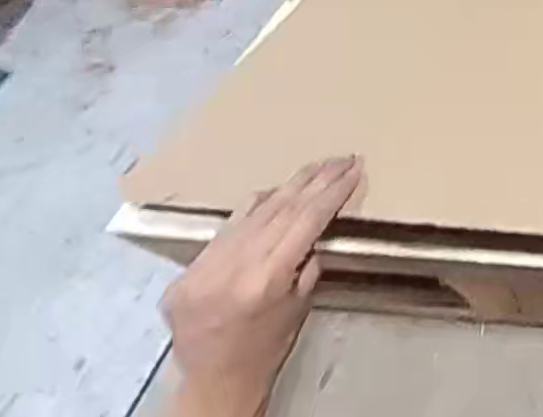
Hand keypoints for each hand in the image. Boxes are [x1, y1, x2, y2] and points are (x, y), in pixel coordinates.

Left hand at [162, 157, 362, 416]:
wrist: (212, 384)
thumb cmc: (269, 345)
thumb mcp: (301, 301)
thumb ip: (308, 256)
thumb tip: (321, 217)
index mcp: (264, 280)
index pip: (307, 219)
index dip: (334, 191)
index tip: (355, 170)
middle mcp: (231, 269)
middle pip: (283, 208)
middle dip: (318, 180)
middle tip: (343, 158)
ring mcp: (204, 268)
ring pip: (256, 210)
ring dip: (291, 185)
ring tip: (318, 166)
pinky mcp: (187, 271)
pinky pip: (229, 226)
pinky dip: (257, 205)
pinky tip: (278, 190)